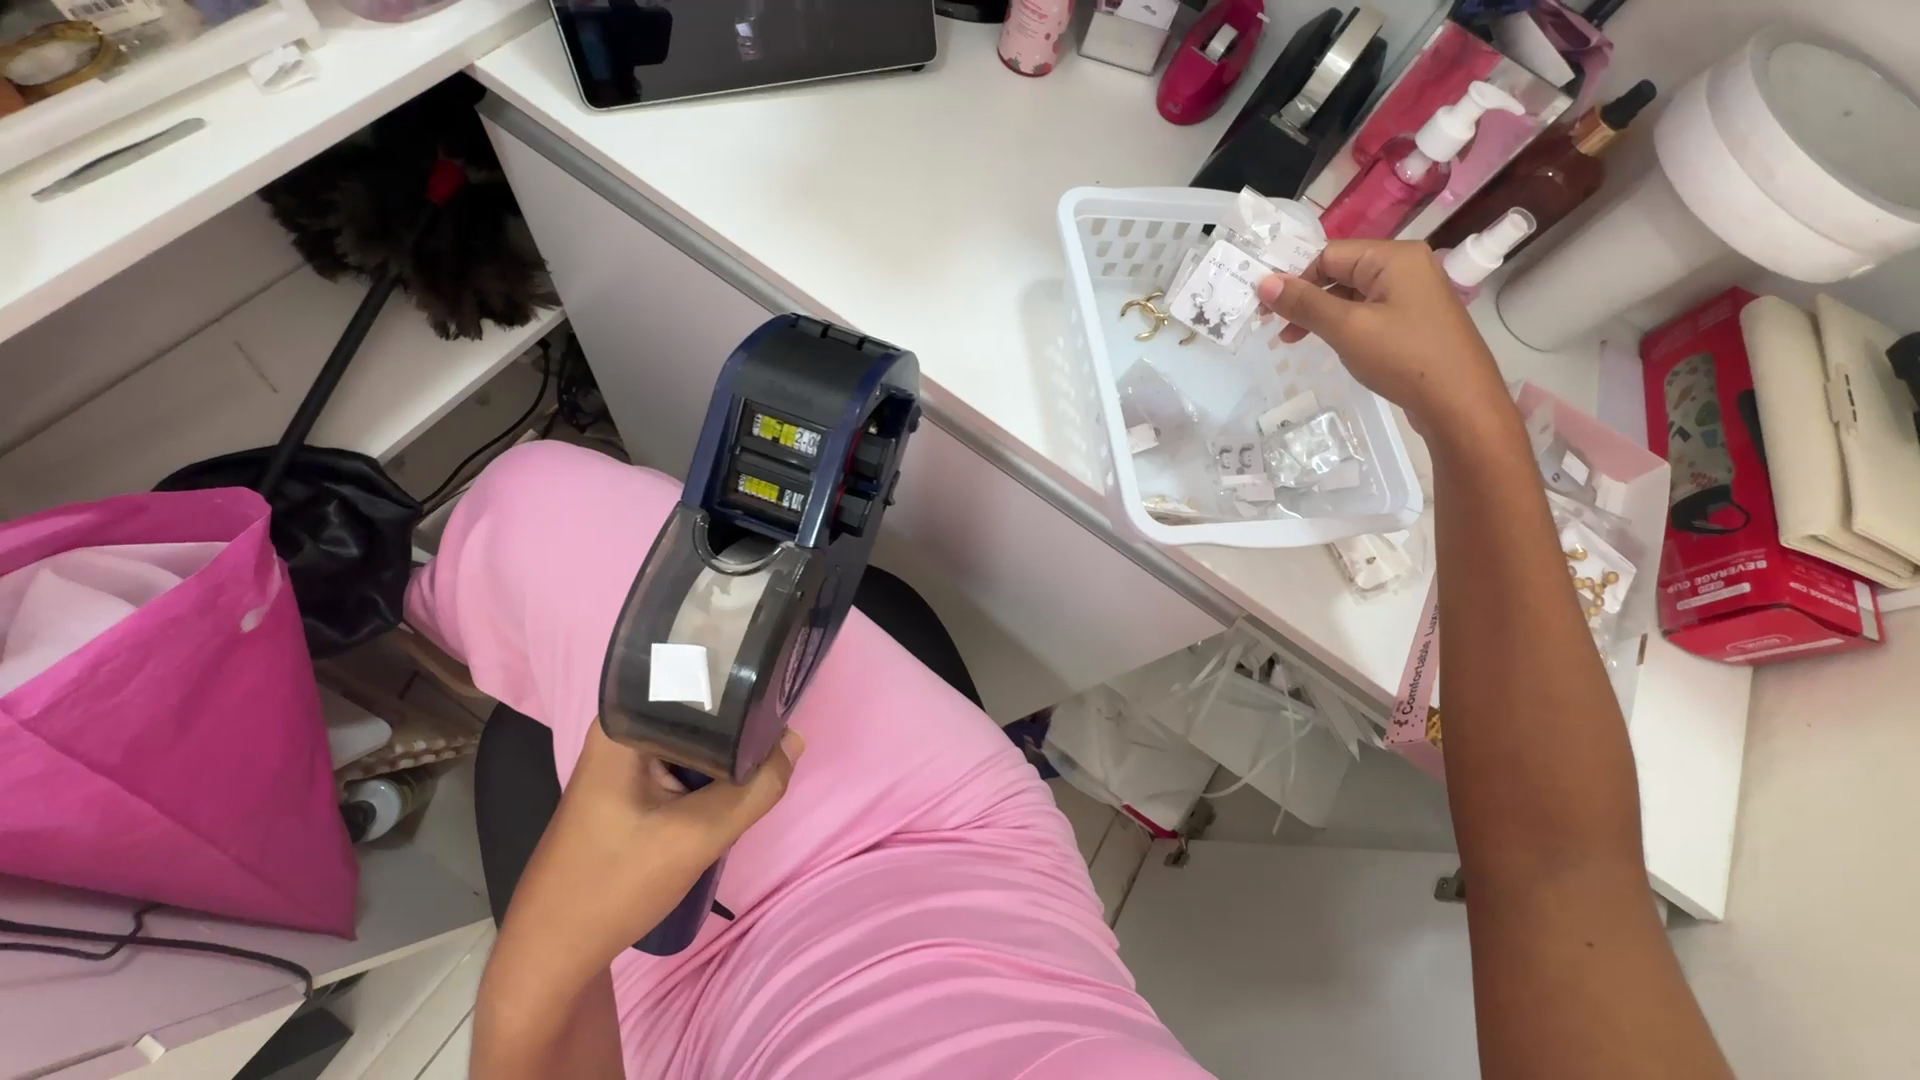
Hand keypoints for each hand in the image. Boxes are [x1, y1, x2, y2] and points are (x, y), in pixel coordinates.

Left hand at [506, 722, 804, 971]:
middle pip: (699, 715)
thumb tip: (795, 742)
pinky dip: (708, 783)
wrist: (554, 954)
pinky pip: (683, 769)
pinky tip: (726, 799)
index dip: (742, 693)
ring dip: (724, 763)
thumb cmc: (614, 886)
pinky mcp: (629, 789)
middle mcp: (620, 731)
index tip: (781, 706)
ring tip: (758, 773)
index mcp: (622, 724)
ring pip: (695, 746)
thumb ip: (755, 790)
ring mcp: (623, 762)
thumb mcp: (697, 837)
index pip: (696, 683)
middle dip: (738, 734)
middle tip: (776, 751)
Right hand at [1256, 240, 1508, 432]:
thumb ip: (1305, 303)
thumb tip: (1264, 283)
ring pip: (1352, 294)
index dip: (1294, 277)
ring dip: (1320, 313)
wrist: (1459, 402)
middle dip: (1305, 297)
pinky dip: (1342, 324)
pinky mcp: (1413, 319)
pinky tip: (1328, 343)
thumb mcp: (1347, 328)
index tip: (1265, 307)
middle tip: (1274, 327)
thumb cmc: (1404, 358)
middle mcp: (1406, 266)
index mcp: (1394, 257)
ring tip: (1293, 340)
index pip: (1329, 254)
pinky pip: (1367, 311)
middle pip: (1340, 271)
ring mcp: (1412, 293)